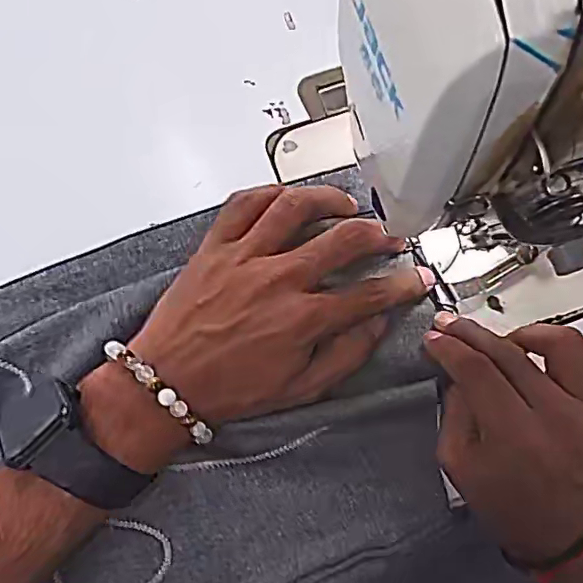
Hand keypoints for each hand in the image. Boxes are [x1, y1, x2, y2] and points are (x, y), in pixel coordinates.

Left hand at [80, 185, 430, 471]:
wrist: (168, 383)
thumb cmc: (229, 389)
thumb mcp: (301, 388)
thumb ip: (346, 355)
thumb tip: (376, 325)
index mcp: (302, 320)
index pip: (370, 294)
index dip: (402, 285)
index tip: (414, 278)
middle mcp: (277, 281)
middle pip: (343, 239)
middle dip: (378, 234)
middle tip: (387, 238)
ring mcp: (244, 258)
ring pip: (295, 207)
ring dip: (329, 199)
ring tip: (345, 206)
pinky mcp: (214, 248)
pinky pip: (243, 203)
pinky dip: (270, 193)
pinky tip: (286, 198)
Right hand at [423, 315, 582, 564]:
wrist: (560, 532)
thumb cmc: (510, 506)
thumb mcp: (459, 464)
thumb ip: (454, 412)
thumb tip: (457, 370)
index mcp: (516, 438)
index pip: (477, 370)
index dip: (450, 349)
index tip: (437, 340)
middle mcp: (560, 420)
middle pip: (511, 353)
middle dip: (473, 335)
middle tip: (455, 329)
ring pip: (562, 343)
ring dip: (527, 333)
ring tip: (509, 342)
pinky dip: (582, 347)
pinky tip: (557, 356)